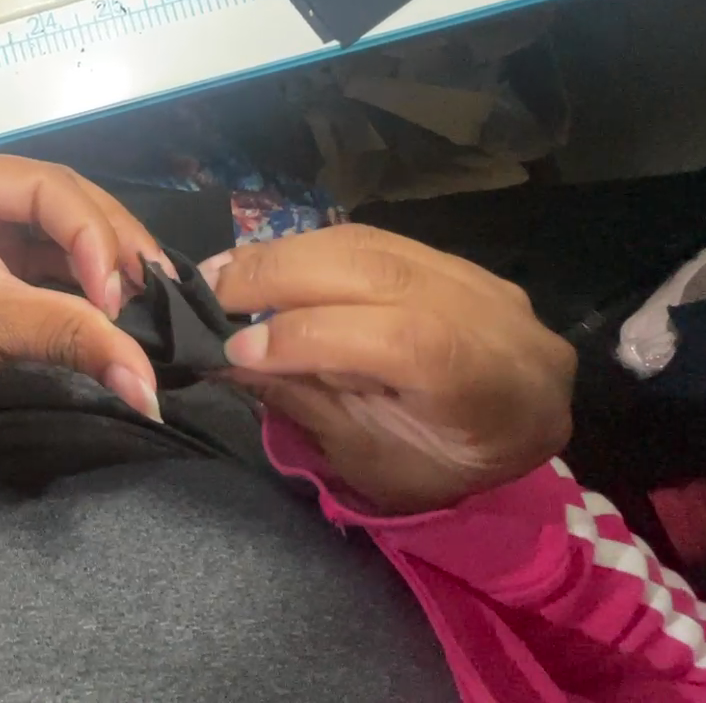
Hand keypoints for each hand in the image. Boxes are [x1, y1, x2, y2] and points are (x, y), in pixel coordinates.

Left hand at [0, 150, 172, 457]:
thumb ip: (74, 338)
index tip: (118, 297)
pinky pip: (43, 262)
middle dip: (109, 244)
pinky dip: (78, 284)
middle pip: (59, 201)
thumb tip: (154, 388)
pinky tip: (113, 305)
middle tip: (158, 285)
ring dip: (100, 264)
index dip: (93, 236)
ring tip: (149, 295)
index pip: (46, 187)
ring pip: (57, 231)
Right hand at [200, 224, 574, 513]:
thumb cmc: (434, 466)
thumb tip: (219, 356)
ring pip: (359, 243)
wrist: (501, 434)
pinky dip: (297, 249)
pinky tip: (255, 262)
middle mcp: (494, 317)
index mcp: (495, 388)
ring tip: (219, 274)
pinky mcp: (439, 255)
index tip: (236, 348)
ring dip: (276, 256)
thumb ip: (297, 396)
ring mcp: (470, 275)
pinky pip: (358, 238)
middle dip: (275, 278)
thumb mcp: (364, 455)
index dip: (309, 336)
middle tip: (204, 292)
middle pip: (374, 272)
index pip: (402, 341)